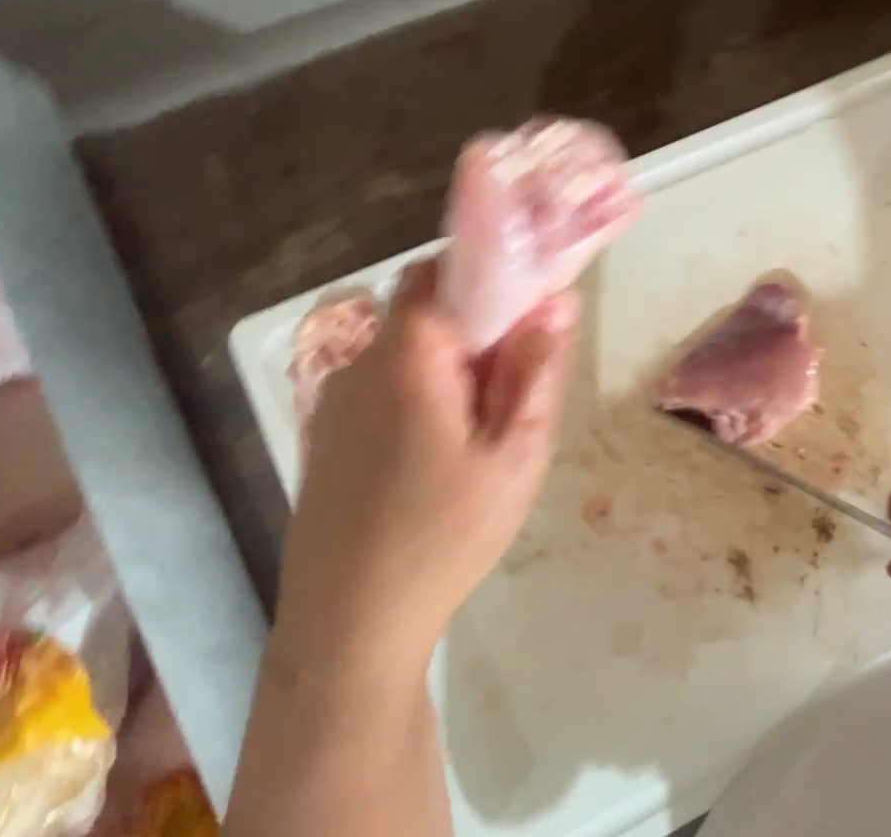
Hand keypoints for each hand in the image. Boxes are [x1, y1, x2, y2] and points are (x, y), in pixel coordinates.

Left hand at [276, 259, 578, 666]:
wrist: (351, 620)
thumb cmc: (447, 532)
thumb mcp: (518, 453)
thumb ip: (537, 372)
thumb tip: (558, 303)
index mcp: (408, 360)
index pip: (440, 273)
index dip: (488, 270)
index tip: (535, 295)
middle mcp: (361, 366)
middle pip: (424, 310)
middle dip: (481, 320)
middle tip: (528, 371)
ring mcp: (338, 403)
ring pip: (409, 351)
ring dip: (457, 361)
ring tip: (498, 422)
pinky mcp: (332, 437)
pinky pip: (389, 386)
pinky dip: (429, 390)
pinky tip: (453, 450)